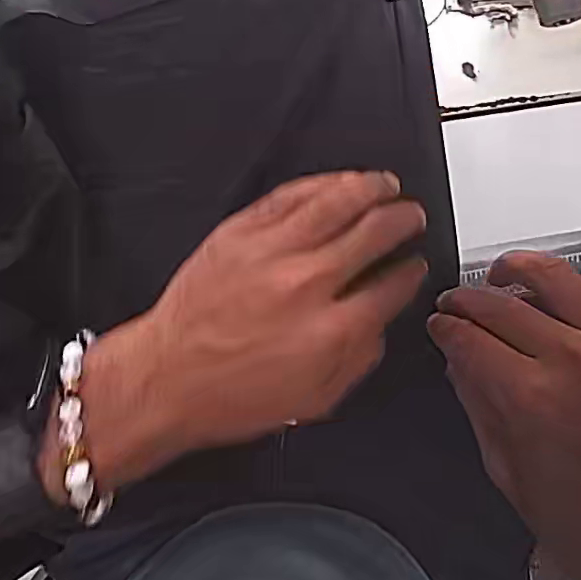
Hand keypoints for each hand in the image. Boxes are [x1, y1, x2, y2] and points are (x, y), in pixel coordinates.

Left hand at [78, 171, 427, 486]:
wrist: (167, 375)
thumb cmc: (230, 393)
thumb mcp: (313, 398)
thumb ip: (359, 358)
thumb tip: (381, 322)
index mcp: (330, 329)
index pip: (391, 286)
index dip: (411, 270)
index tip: (413, 264)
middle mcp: (306, 282)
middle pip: (373, 232)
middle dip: (403, 219)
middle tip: (411, 215)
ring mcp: (271, 250)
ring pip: (336, 201)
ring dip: (370, 188)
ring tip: (386, 185)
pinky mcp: (240, 231)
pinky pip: (290, 194)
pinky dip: (321, 183)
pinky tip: (336, 181)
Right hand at [429, 252, 580, 579]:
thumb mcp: (518, 486)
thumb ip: (482, 413)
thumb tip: (461, 366)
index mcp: (532, 403)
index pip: (466, 337)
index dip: (443, 328)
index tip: (441, 327)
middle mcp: (576, 363)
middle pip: (499, 303)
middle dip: (465, 299)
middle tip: (458, 305)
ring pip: (556, 274)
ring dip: (518, 268)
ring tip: (506, 277)